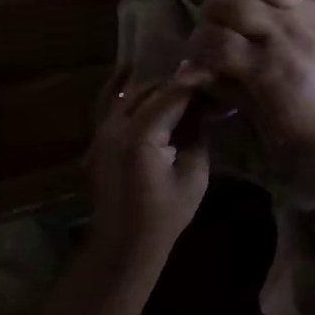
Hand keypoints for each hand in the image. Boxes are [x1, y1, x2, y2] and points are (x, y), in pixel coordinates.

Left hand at [84, 70, 211, 259]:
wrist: (122, 245)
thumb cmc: (163, 218)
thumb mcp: (193, 177)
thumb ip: (197, 136)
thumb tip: (204, 110)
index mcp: (141, 136)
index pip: (173, 96)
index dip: (197, 86)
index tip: (218, 80)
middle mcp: (116, 125)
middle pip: (150, 89)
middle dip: (177, 85)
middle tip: (204, 89)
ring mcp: (101, 130)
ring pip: (128, 93)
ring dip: (154, 86)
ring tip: (180, 86)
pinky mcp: (96, 137)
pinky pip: (106, 103)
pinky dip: (118, 87)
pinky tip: (128, 70)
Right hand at [186, 0, 314, 160]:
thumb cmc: (311, 122)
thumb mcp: (263, 115)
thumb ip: (226, 87)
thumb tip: (186, 71)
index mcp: (267, 66)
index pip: (215, 41)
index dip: (196, 46)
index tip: (195, 57)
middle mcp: (283, 31)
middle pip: (230, 2)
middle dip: (209, 14)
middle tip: (210, 30)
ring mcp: (304, 12)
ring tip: (232, 4)